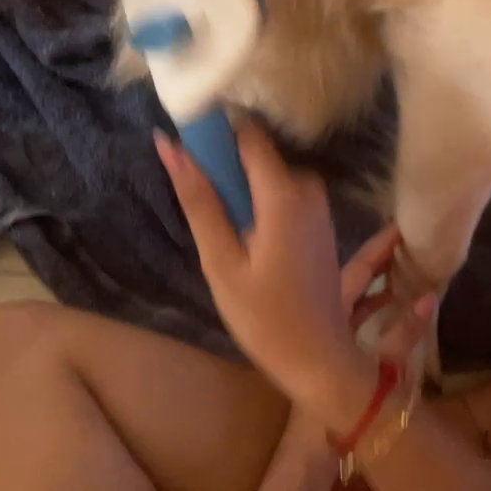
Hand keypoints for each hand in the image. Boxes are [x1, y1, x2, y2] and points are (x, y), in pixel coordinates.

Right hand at [156, 119, 438, 429]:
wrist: (320, 358)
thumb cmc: (264, 317)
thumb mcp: (221, 262)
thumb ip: (198, 200)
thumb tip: (170, 146)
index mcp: (283, 192)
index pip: (247, 132)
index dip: (216, 132)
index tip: (189, 147)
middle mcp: (307, 184)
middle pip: (256, 152)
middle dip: (226, 169)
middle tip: (206, 209)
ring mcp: (318, 198)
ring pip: (266, 171)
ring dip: (242, 188)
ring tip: (227, 232)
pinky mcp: (320, 213)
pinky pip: (281, 188)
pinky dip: (259, 200)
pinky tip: (249, 237)